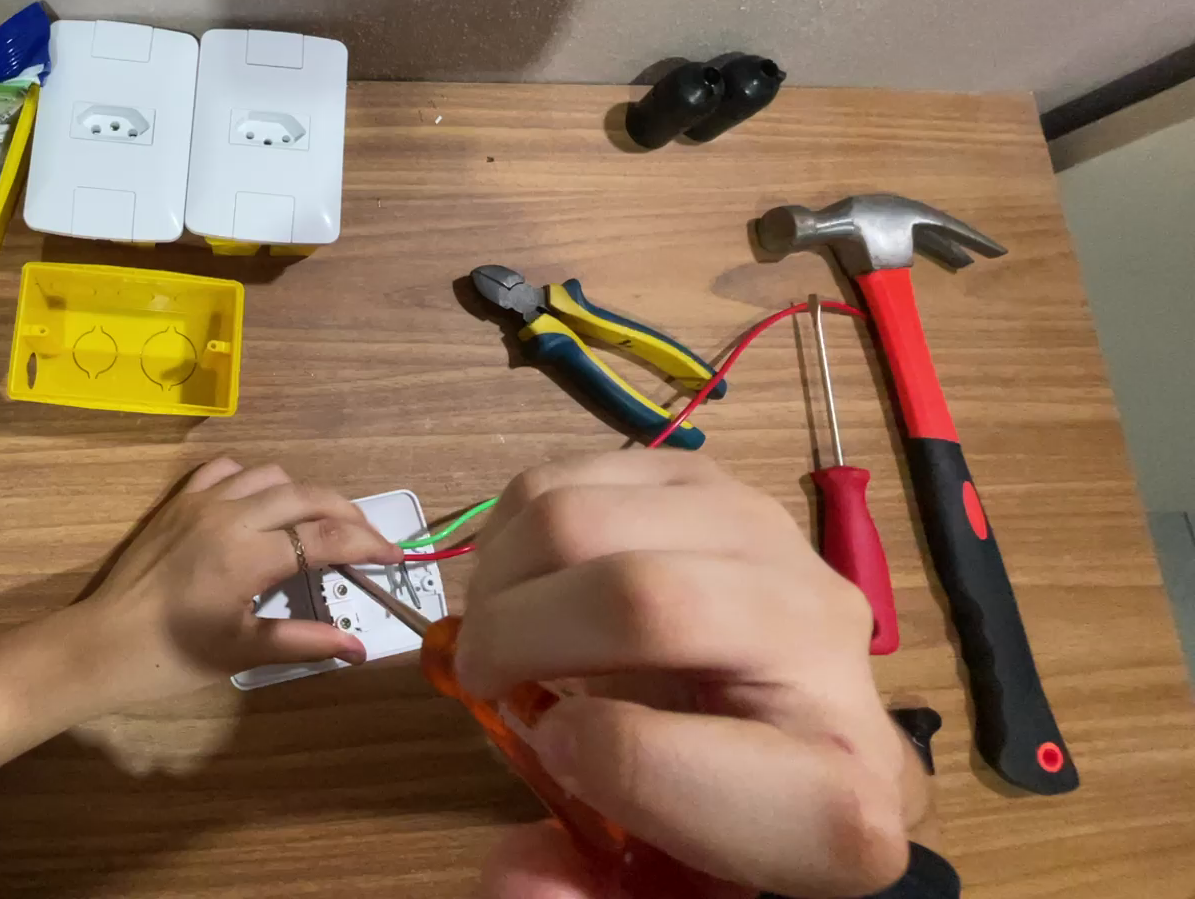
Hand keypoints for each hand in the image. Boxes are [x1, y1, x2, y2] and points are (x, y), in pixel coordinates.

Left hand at [78, 458, 401, 703]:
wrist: (103, 642)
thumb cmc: (172, 655)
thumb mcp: (242, 652)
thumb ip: (304, 642)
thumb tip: (358, 649)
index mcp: (249, 554)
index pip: (324, 538)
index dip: (366, 544)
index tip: (393, 554)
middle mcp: (231, 515)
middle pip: (307, 496)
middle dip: (346, 514)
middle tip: (366, 539)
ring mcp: (202, 500)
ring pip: (270, 475)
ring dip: (302, 495)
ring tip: (313, 525)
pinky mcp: (179, 499)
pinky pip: (226, 469)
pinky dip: (253, 480)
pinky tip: (258, 504)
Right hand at [458, 453, 919, 898]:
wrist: (750, 679)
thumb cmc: (702, 777)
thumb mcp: (653, 866)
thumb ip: (578, 890)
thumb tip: (506, 880)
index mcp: (848, 785)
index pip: (760, 784)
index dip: (627, 769)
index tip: (555, 748)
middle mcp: (823, 636)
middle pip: (641, 600)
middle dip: (514, 640)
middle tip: (482, 675)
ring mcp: (754, 530)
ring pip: (573, 519)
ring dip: (498, 580)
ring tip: (499, 621)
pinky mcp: (688, 474)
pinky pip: (552, 480)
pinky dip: (503, 533)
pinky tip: (522, 576)